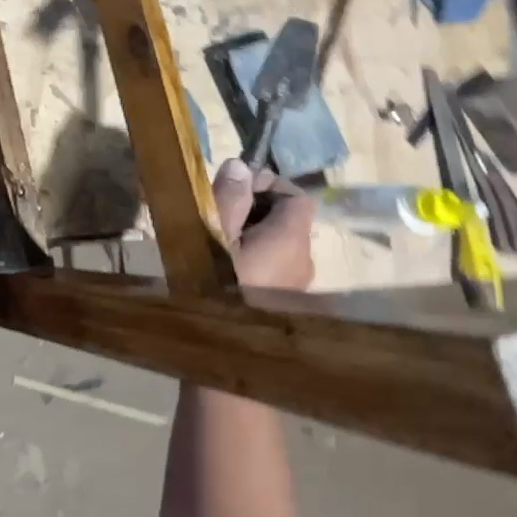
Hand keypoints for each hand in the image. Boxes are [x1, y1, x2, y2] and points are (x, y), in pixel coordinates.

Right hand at [211, 158, 314, 289]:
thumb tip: (240, 165)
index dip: (267, 182)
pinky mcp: (285, 301)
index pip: (297, 195)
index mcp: (291, 238)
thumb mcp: (215, 234)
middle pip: (286, 217)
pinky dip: (251, 252)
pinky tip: (222, 264)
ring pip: (277, 240)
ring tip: (213, 236)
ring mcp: (297, 283)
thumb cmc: (220, 286)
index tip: (232, 187)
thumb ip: (228, 198)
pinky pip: (273, 262)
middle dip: (251, 205)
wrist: (231, 351)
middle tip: (213, 209)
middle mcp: (304, 258)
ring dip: (248, 229)